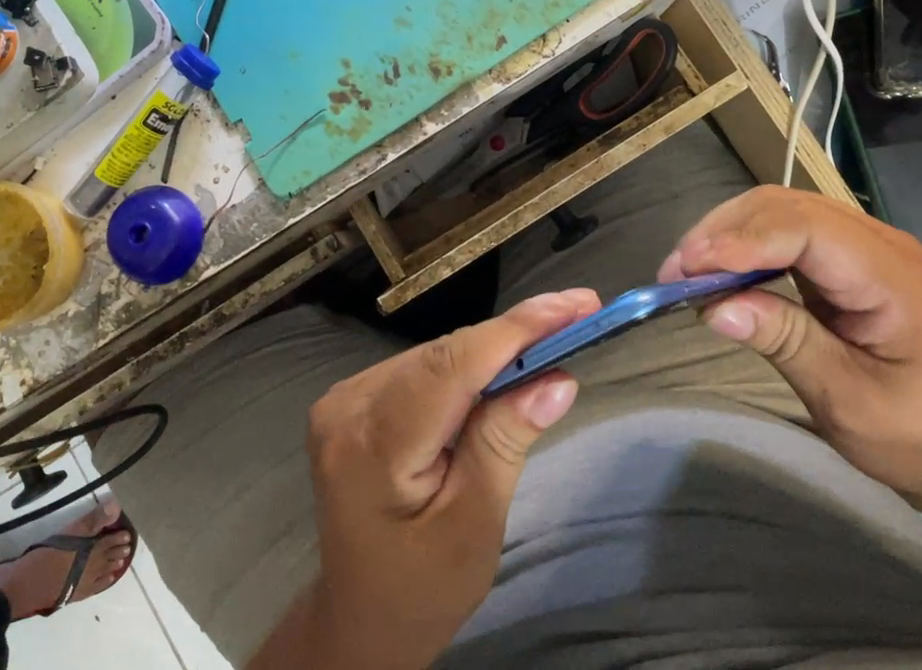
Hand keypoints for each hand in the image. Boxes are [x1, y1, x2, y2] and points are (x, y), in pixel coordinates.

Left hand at [252, 291, 596, 669]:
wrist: (361, 616)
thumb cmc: (423, 586)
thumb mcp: (474, 525)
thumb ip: (505, 442)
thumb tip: (555, 379)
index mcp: (372, 445)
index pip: (451, 367)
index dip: (516, 330)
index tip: (576, 304)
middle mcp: (346, 408)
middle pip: (442, 355)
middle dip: (513, 335)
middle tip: (579, 314)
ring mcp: (342, 402)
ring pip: (433, 356)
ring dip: (492, 350)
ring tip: (552, 338)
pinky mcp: (350, 404)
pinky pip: (418, 371)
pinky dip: (464, 367)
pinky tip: (502, 369)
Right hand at [658, 186, 921, 501]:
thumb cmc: (917, 434)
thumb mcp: (847, 400)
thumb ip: (786, 343)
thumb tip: (714, 308)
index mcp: (895, 280)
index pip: (806, 230)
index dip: (741, 240)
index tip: (686, 271)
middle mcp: (883, 246)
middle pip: (788, 205)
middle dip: (724, 230)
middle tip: (674, 274)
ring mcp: (868, 247)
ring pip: (783, 208)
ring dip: (729, 232)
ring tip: (687, 272)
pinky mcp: (850, 258)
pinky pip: (789, 229)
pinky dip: (746, 244)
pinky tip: (721, 271)